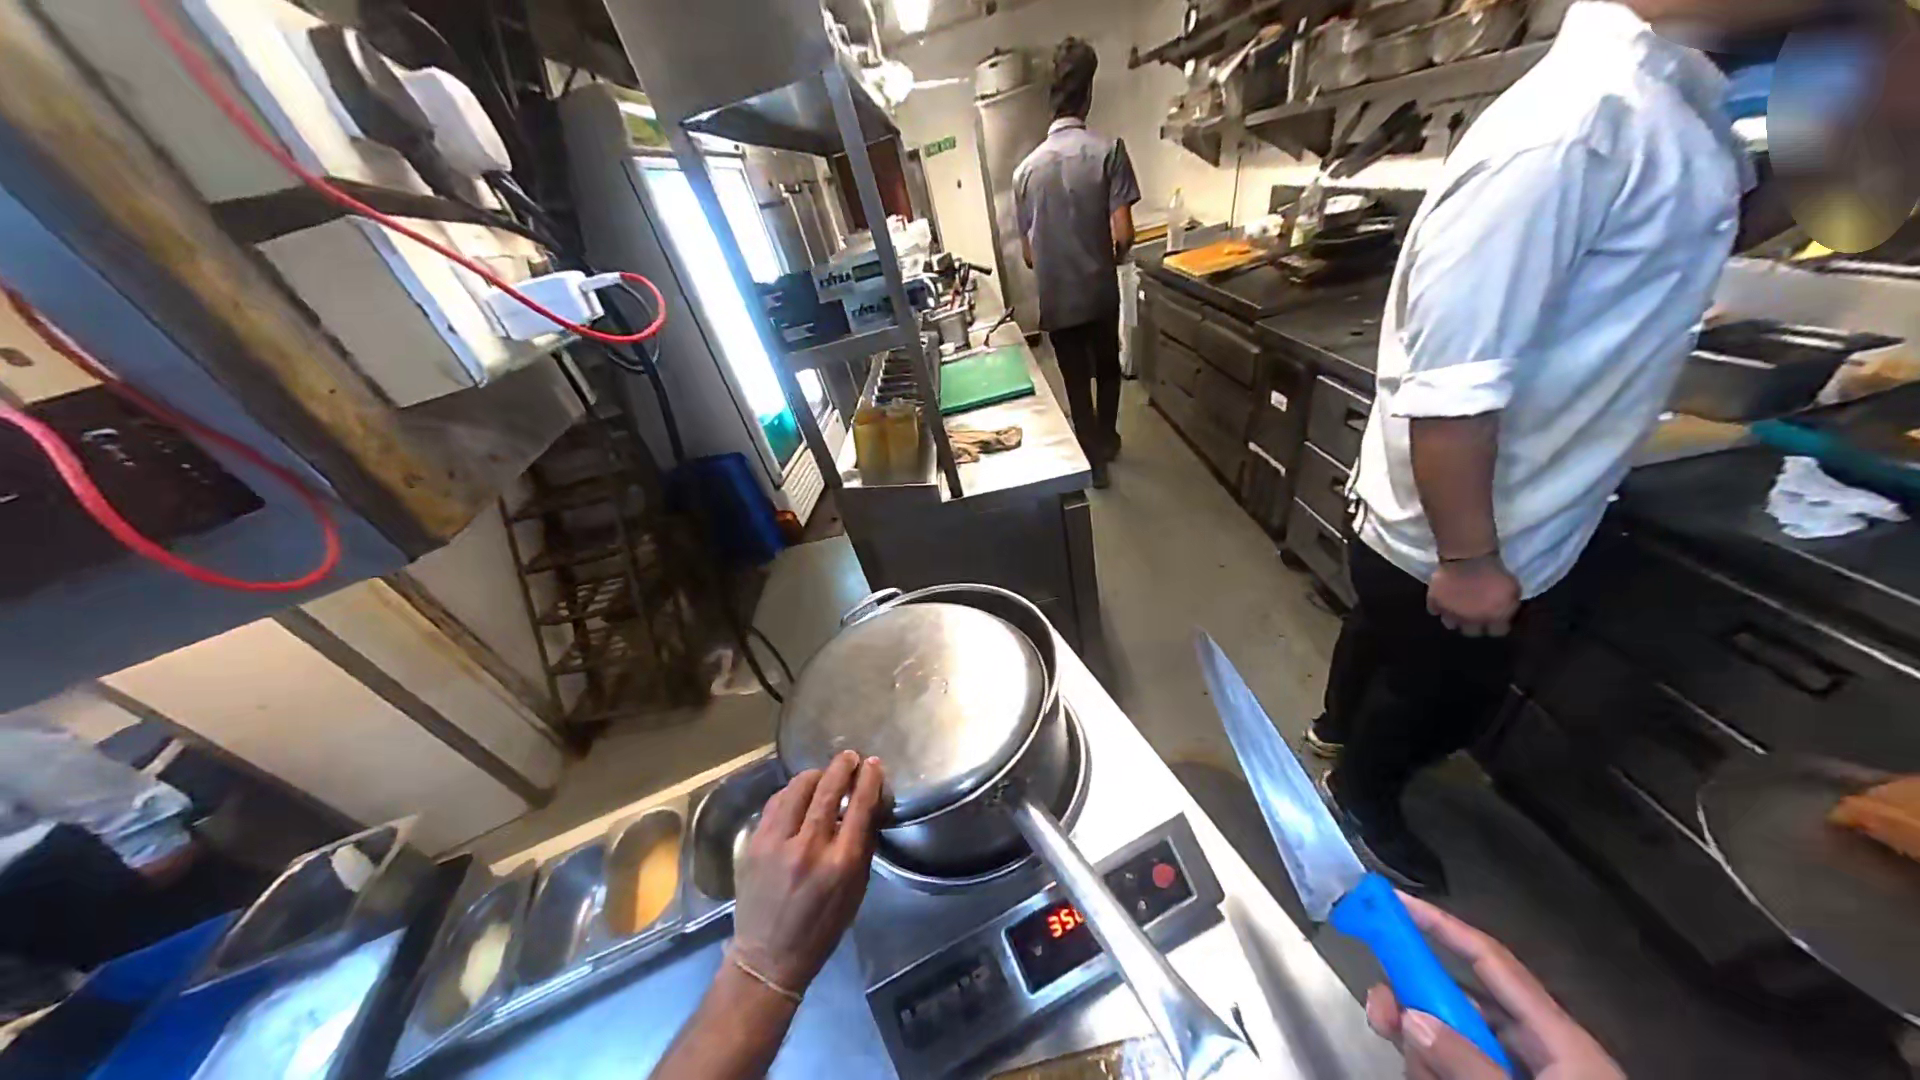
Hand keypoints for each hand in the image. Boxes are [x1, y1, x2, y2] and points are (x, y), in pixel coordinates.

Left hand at [731, 751, 885, 993]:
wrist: (768, 957)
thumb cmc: (822, 927)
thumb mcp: (855, 890)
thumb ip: (862, 845)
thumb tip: (868, 804)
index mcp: (841, 863)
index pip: (860, 805)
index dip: (869, 778)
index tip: (873, 763)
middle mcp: (808, 847)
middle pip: (828, 789)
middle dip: (842, 766)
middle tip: (850, 756)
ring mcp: (776, 843)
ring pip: (798, 788)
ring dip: (816, 774)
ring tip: (824, 773)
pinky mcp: (754, 844)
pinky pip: (775, 802)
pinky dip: (791, 791)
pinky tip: (799, 792)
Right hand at [1365, 893, 1623, 1079]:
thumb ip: (1471, 1066)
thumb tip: (1409, 1015)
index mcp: (1558, 1039)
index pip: (1490, 960)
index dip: (1440, 924)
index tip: (1389, 900)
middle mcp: (1536, 1051)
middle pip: (1459, 1001)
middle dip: (1413, 1003)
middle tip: (1378, 1014)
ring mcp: (1518, 1078)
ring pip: (1448, 1040)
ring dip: (1422, 1054)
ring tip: (1415, 1075)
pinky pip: (1453, 1069)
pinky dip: (1432, 1073)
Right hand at [1427, 557, 1520, 637]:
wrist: (1469, 558)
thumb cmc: (1495, 573)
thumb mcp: (1513, 590)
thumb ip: (1508, 606)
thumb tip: (1504, 614)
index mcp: (1493, 618)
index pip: (1496, 632)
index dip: (1496, 625)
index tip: (1495, 618)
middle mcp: (1470, 620)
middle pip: (1471, 632)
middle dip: (1474, 625)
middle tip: (1474, 615)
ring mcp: (1449, 612)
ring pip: (1450, 624)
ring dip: (1455, 618)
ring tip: (1457, 610)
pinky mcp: (1434, 602)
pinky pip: (1434, 610)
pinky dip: (1438, 607)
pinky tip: (1443, 600)